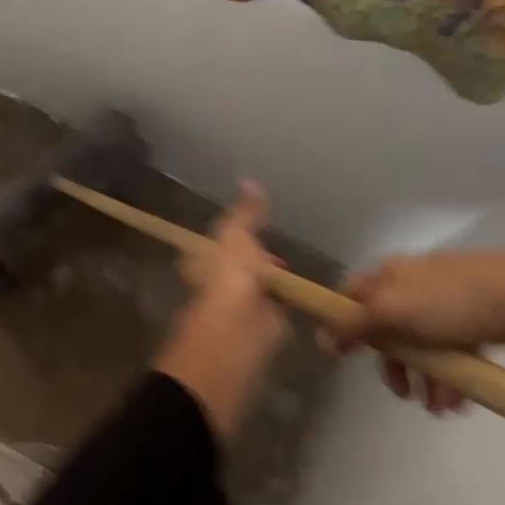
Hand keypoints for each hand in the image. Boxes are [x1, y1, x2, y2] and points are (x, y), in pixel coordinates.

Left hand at [180, 180, 287, 344]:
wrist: (241, 322)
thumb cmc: (230, 271)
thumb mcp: (237, 231)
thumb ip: (246, 211)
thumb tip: (247, 181)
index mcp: (204, 259)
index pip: (210, 246)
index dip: (225, 239)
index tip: (241, 231)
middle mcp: (219, 282)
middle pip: (236, 268)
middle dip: (252, 261)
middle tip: (270, 250)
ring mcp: (242, 304)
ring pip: (257, 288)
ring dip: (271, 281)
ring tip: (287, 267)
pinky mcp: (266, 322)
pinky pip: (278, 306)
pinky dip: (288, 298)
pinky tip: (300, 288)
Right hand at [326, 250, 504, 414]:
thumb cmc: (448, 302)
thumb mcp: (392, 311)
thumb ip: (356, 323)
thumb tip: (322, 335)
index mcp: (390, 274)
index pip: (353, 294)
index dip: (345, 323)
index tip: (347, 356)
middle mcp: (415, 284)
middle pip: (389, 326)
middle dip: (394, 364)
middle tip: (402, 393)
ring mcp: (448, 301)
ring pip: (424, 343)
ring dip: (425, 378)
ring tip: (438, 408)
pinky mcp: (478, 319)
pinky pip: (454, 350)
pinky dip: (452, 375)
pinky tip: (459, 400)